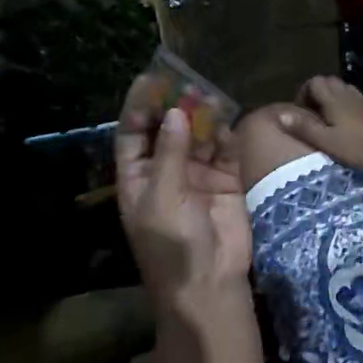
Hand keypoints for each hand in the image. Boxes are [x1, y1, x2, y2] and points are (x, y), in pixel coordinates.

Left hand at [117, 82, 250, 312]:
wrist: (209, 282)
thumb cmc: (172, 244)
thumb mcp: (162, 197)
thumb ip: (170, 154)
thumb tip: (175, 114)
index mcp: (139, 179)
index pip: (134, 135)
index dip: (139, 108)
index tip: (150, 79)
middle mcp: (167, 173)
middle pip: (169, 132)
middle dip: (176, 108)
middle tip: (187, 82)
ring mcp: (199, 177)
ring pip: (200, 139)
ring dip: (204, 119)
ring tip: (210, 95)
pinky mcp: (227, 183)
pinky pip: (226, 153)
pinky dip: (227, 136)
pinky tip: (229, 120)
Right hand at [278, 75, 362, 173]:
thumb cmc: (360, 147)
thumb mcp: (327, 141)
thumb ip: (304, 127)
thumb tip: (279, 114)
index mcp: (334, 98)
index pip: (314, 82)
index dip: (303, 93)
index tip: (300, 112)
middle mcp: (348, 93)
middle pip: (328, 82)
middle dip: (316, 94)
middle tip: (311, 115)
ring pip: (342, 90)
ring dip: (331, 99)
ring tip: (326, 120)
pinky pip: (354, 99)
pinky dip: (344, 105)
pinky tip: (345, 124)